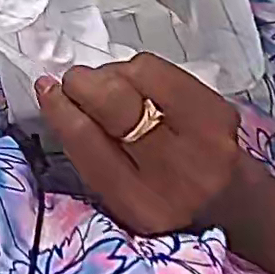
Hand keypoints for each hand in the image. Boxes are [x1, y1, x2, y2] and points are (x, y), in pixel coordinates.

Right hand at [35, 52, 244, 235]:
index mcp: (141, 205)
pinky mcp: (219, 108)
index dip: (61, 108)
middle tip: (74, 84)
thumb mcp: (117, 194)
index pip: (89, 142)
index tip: (47, 89)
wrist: (228, 202)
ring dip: (110, 75)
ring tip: (110, 90)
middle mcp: (178, 174)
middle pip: (113, 102)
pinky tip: (136, 85)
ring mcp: (207, 137)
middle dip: (83, 83)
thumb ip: (87, 151)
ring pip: (136, 75)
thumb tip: (53, 93)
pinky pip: (160, 68)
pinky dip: (136, 70)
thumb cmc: (156, 196)